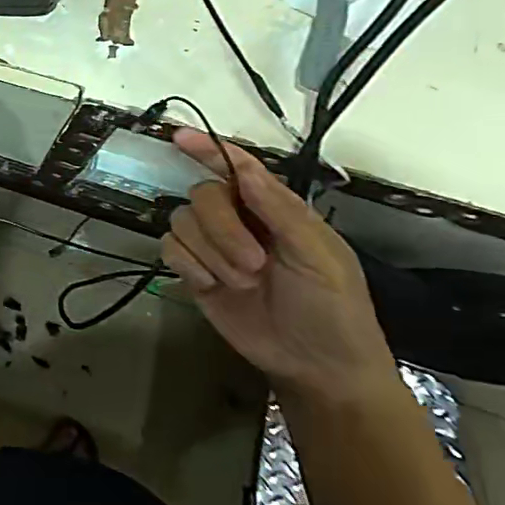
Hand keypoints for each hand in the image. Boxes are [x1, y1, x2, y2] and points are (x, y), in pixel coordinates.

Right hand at [162, 130, 395, 406]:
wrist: (316, 367)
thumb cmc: (333, 307)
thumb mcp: (321, 257)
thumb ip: (281, 210)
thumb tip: (244, 168)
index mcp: (274, 207)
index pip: (237, 167)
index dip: (208, 149)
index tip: (180, 136)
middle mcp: (240, 219)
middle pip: (203, 194)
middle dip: (222, 228)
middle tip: (253, 263)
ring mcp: (215, 247)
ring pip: (183, 221)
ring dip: (210, 253)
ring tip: (242, 282)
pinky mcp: (196, 273)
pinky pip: (171, 249)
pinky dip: (189, 266)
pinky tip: (212, 286)